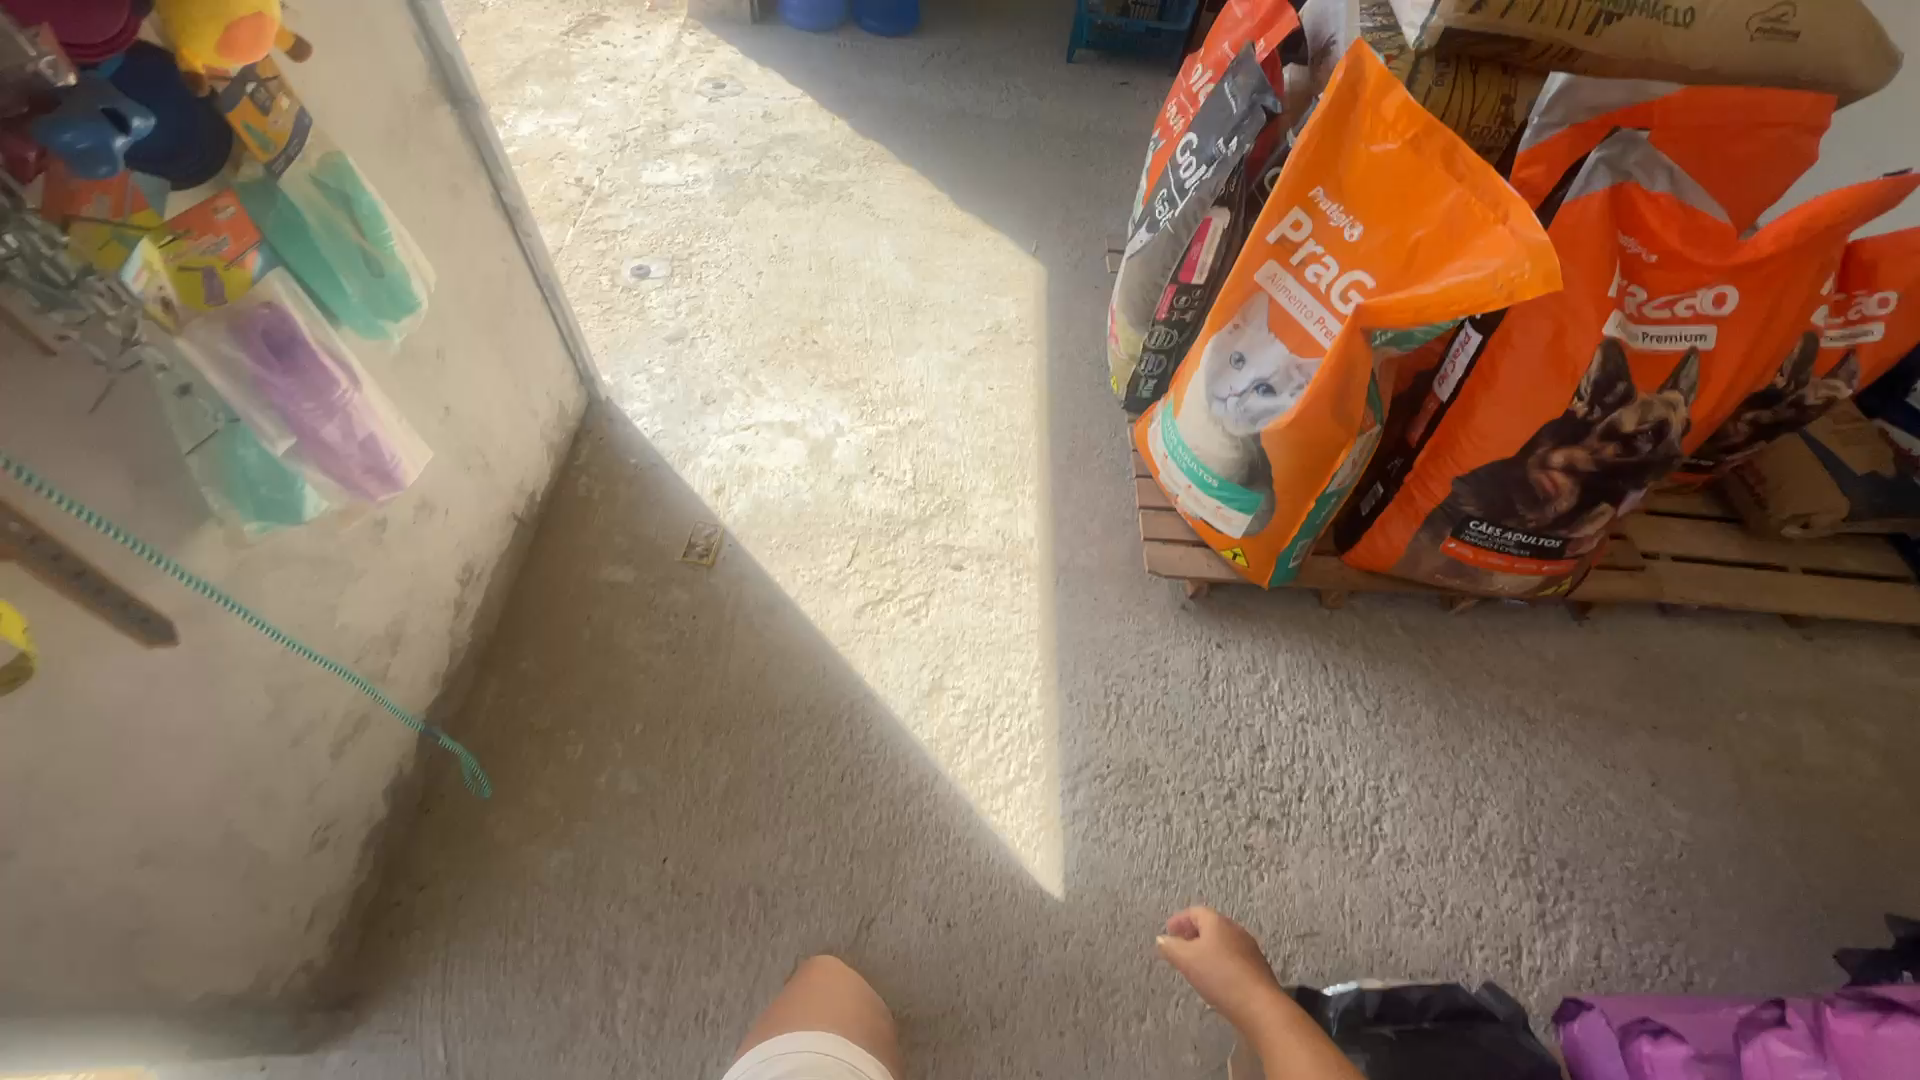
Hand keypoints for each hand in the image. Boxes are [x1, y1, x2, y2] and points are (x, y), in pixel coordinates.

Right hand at [1156, 906, 1286, 1033]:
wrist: (1260, 1006)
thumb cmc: (1219, 976)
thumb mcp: (1186, 960)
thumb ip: (1171, 947)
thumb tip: (1162, 939)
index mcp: (1217, 922)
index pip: (1195, 912)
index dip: (1179, 920)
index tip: (1169, 931)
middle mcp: (1235, 929)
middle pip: (1211, 926)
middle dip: (1193, 934)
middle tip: (1180, 946)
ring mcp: (1250, 949)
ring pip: (1223, 942)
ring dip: (1207, 949)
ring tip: (1196, 965)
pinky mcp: (1258, 968)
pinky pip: (1233, 958)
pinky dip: (1220, 962)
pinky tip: (1216, 979)